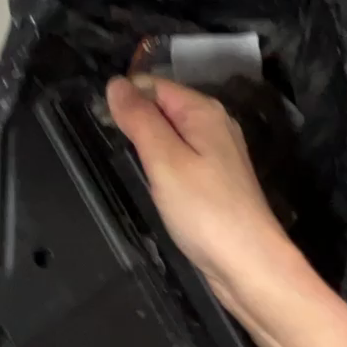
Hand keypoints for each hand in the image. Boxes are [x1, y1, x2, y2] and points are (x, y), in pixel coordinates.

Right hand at [105, 76, 305, 304]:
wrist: (248, 262)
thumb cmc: (205, 209)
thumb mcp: (164, 160)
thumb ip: (140, 119)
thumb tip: (116, 83)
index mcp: (204, 111)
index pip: (155, 85)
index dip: (126, 95)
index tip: (98, 118)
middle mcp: (214, 124)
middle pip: (164, 106)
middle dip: (135, 117)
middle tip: (107, 141)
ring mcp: (218, 152)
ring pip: (172, 132)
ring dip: (147, 141)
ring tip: (124, 159)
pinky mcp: (215, 179)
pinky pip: (181, 155)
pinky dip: (162, 161)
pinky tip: (151, 179)